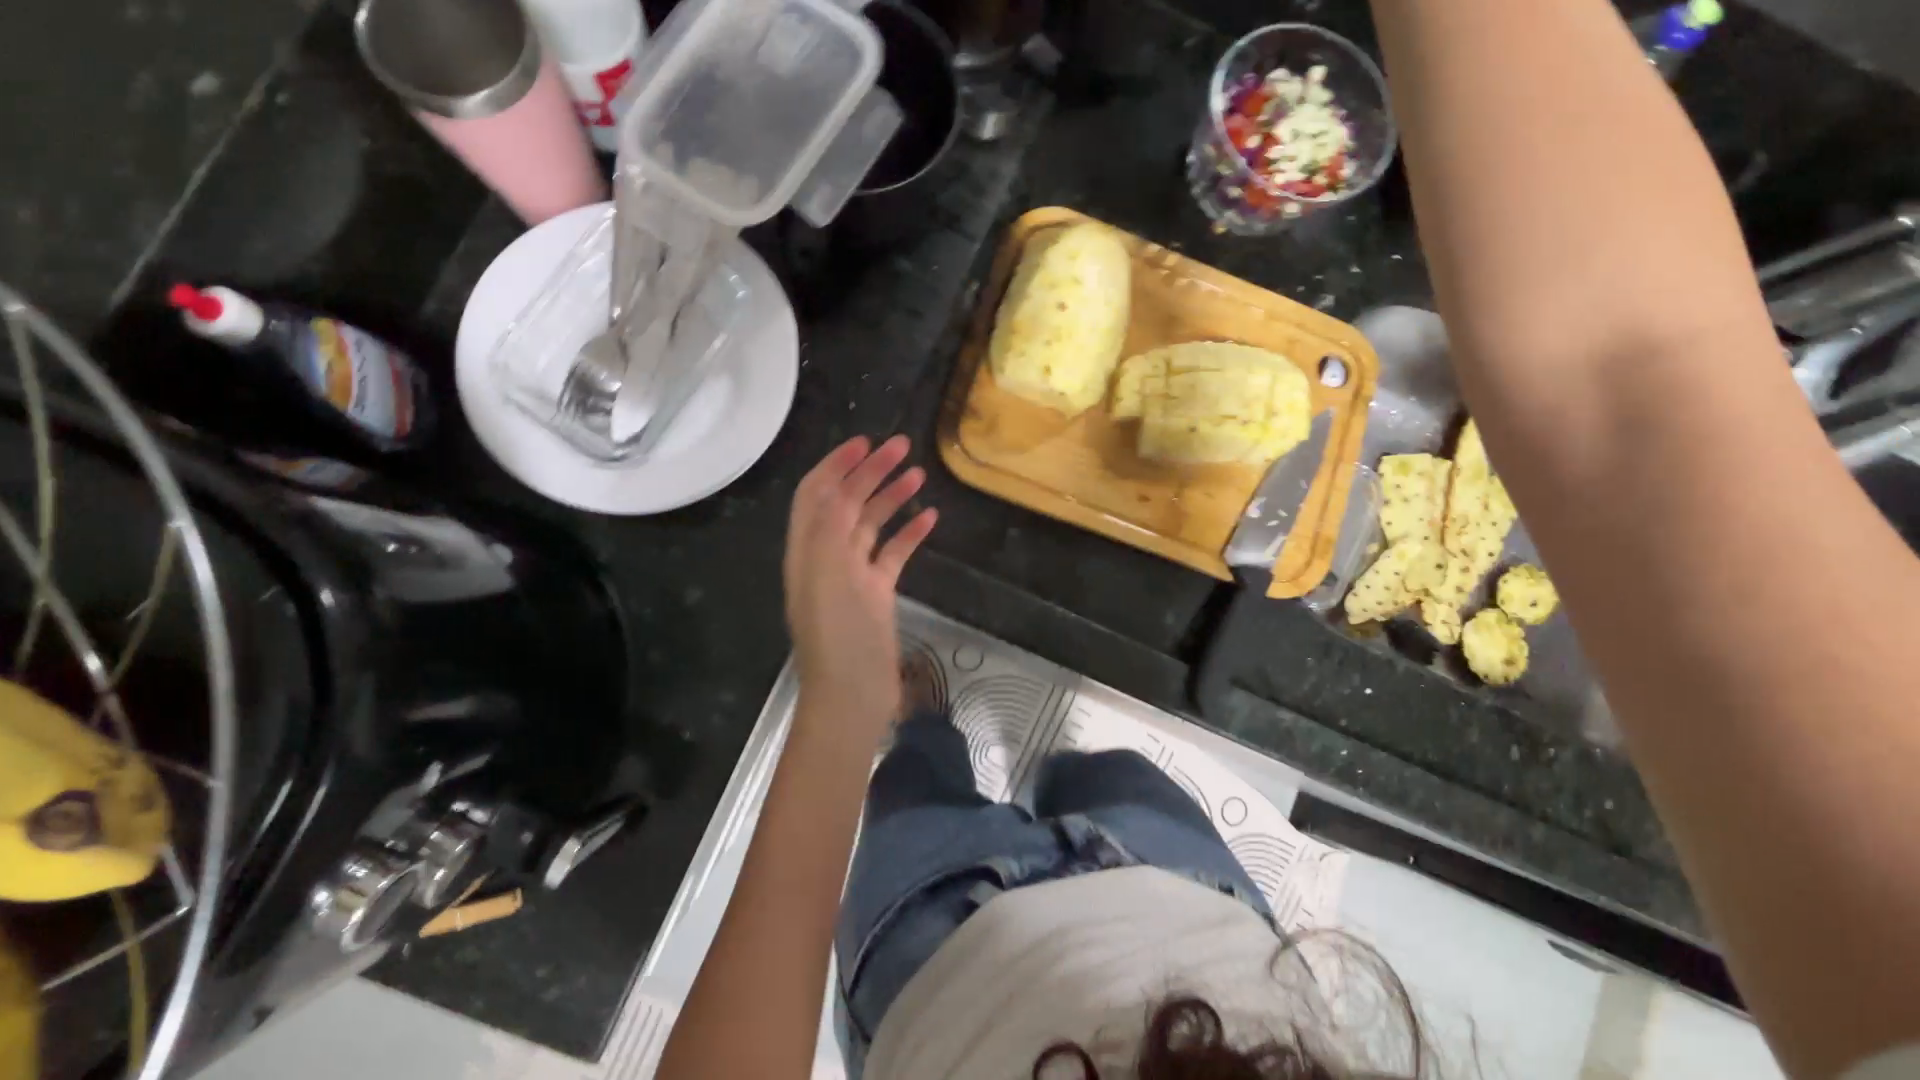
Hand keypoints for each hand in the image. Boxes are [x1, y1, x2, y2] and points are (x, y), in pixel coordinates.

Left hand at [784, 435, 937, 731]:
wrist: (852, 696)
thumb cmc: (837, 637)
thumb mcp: (826, 575)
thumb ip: (829, 527)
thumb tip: (838, 483)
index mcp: (806, 550)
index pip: (816, 494)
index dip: (835, 464)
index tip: (866, 441)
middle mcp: (826, 557)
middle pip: (846, 503)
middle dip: (870, 471)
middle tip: (902, 446)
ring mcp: (853, 577)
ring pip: (871, 525)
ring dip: (891, 497)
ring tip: (919, 473)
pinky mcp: (877, 596)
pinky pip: (892, 555)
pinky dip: (908, 534)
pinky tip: (930, 517)